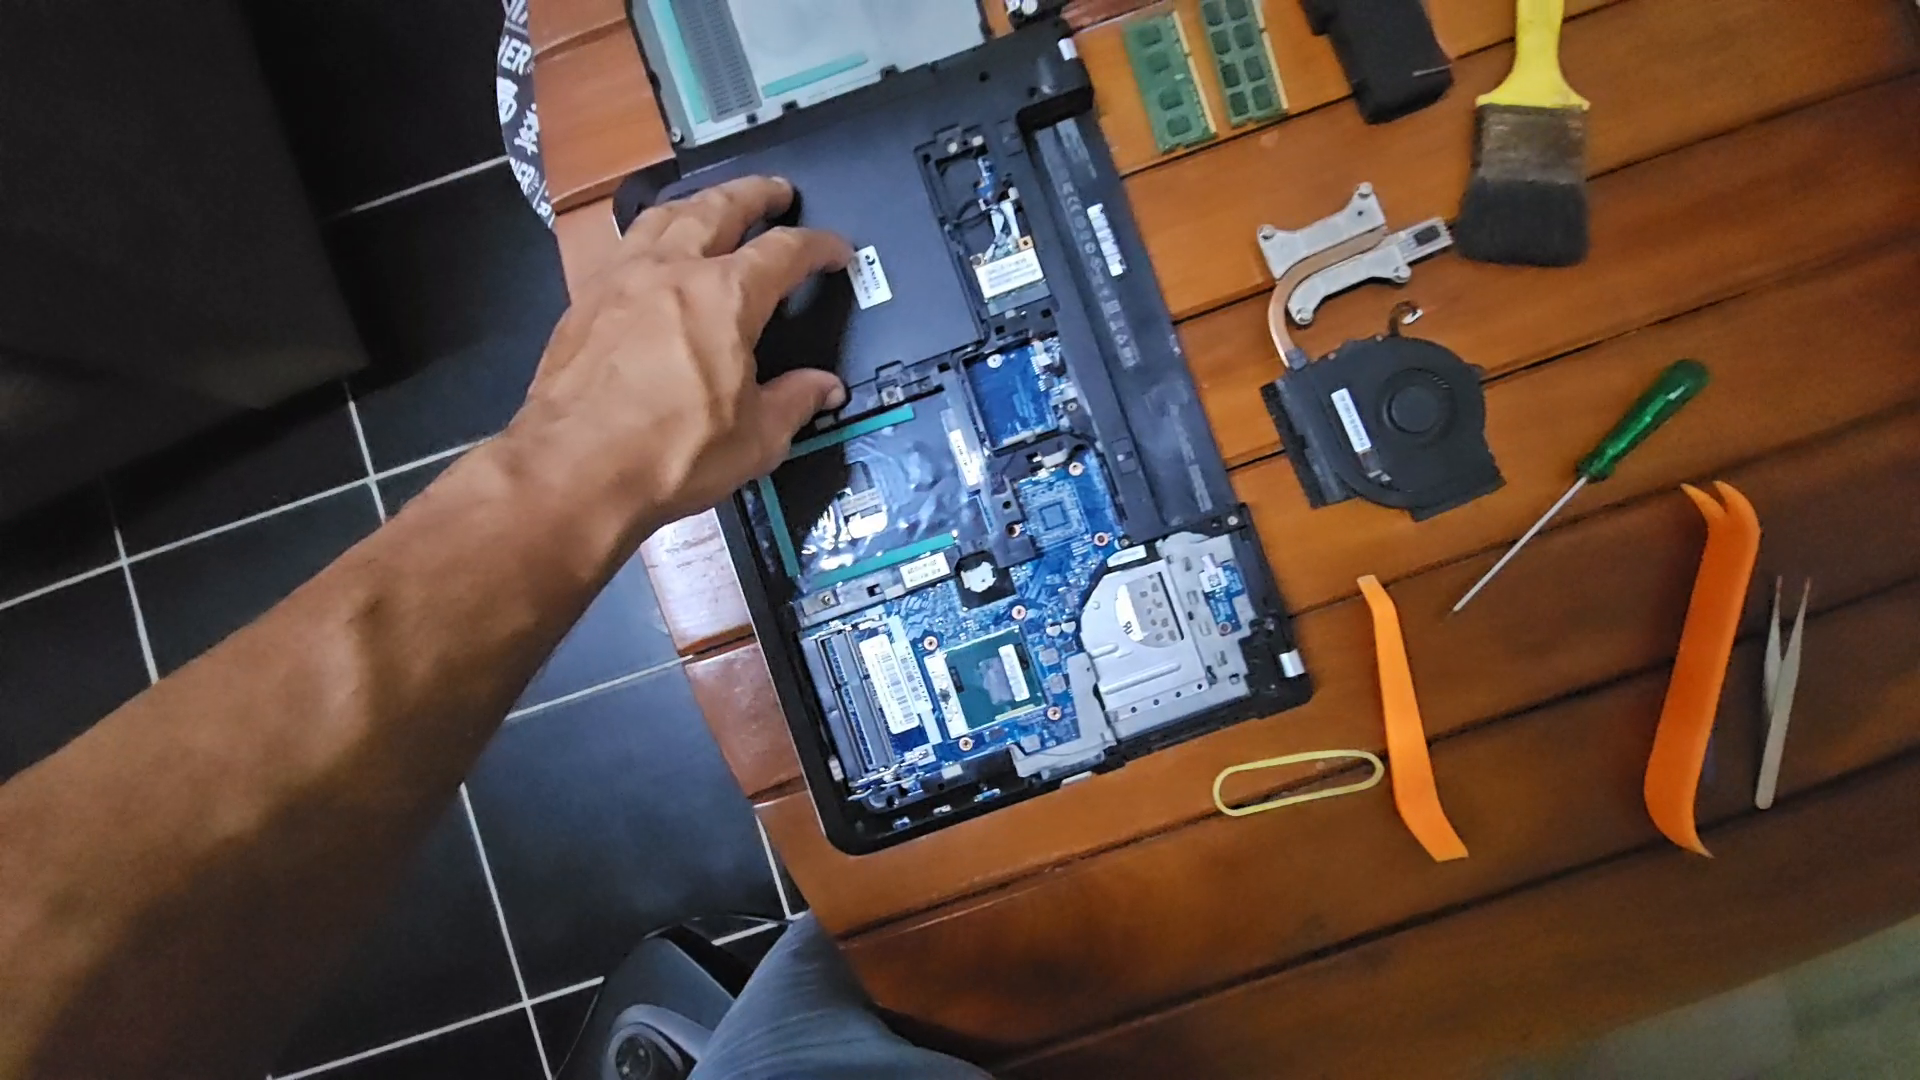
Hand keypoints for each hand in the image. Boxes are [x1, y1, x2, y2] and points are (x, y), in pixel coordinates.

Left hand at [510, 176, 851, 532]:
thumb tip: (826, 387)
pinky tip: (657, 254)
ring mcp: (622, 278)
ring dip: (700, 202)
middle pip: (718, 208)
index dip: (819, 247)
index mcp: (725, 297)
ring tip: (716, 206)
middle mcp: (672, 269)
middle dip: (755, 195)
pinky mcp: (585, 300)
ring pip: (665, 215)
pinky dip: (654, 235)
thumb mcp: (757, 437)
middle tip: (777, 191)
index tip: (838, 252)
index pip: (785, 252)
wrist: (576, 470)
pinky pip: (627, 246)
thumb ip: (795, 401)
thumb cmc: (677, 454)